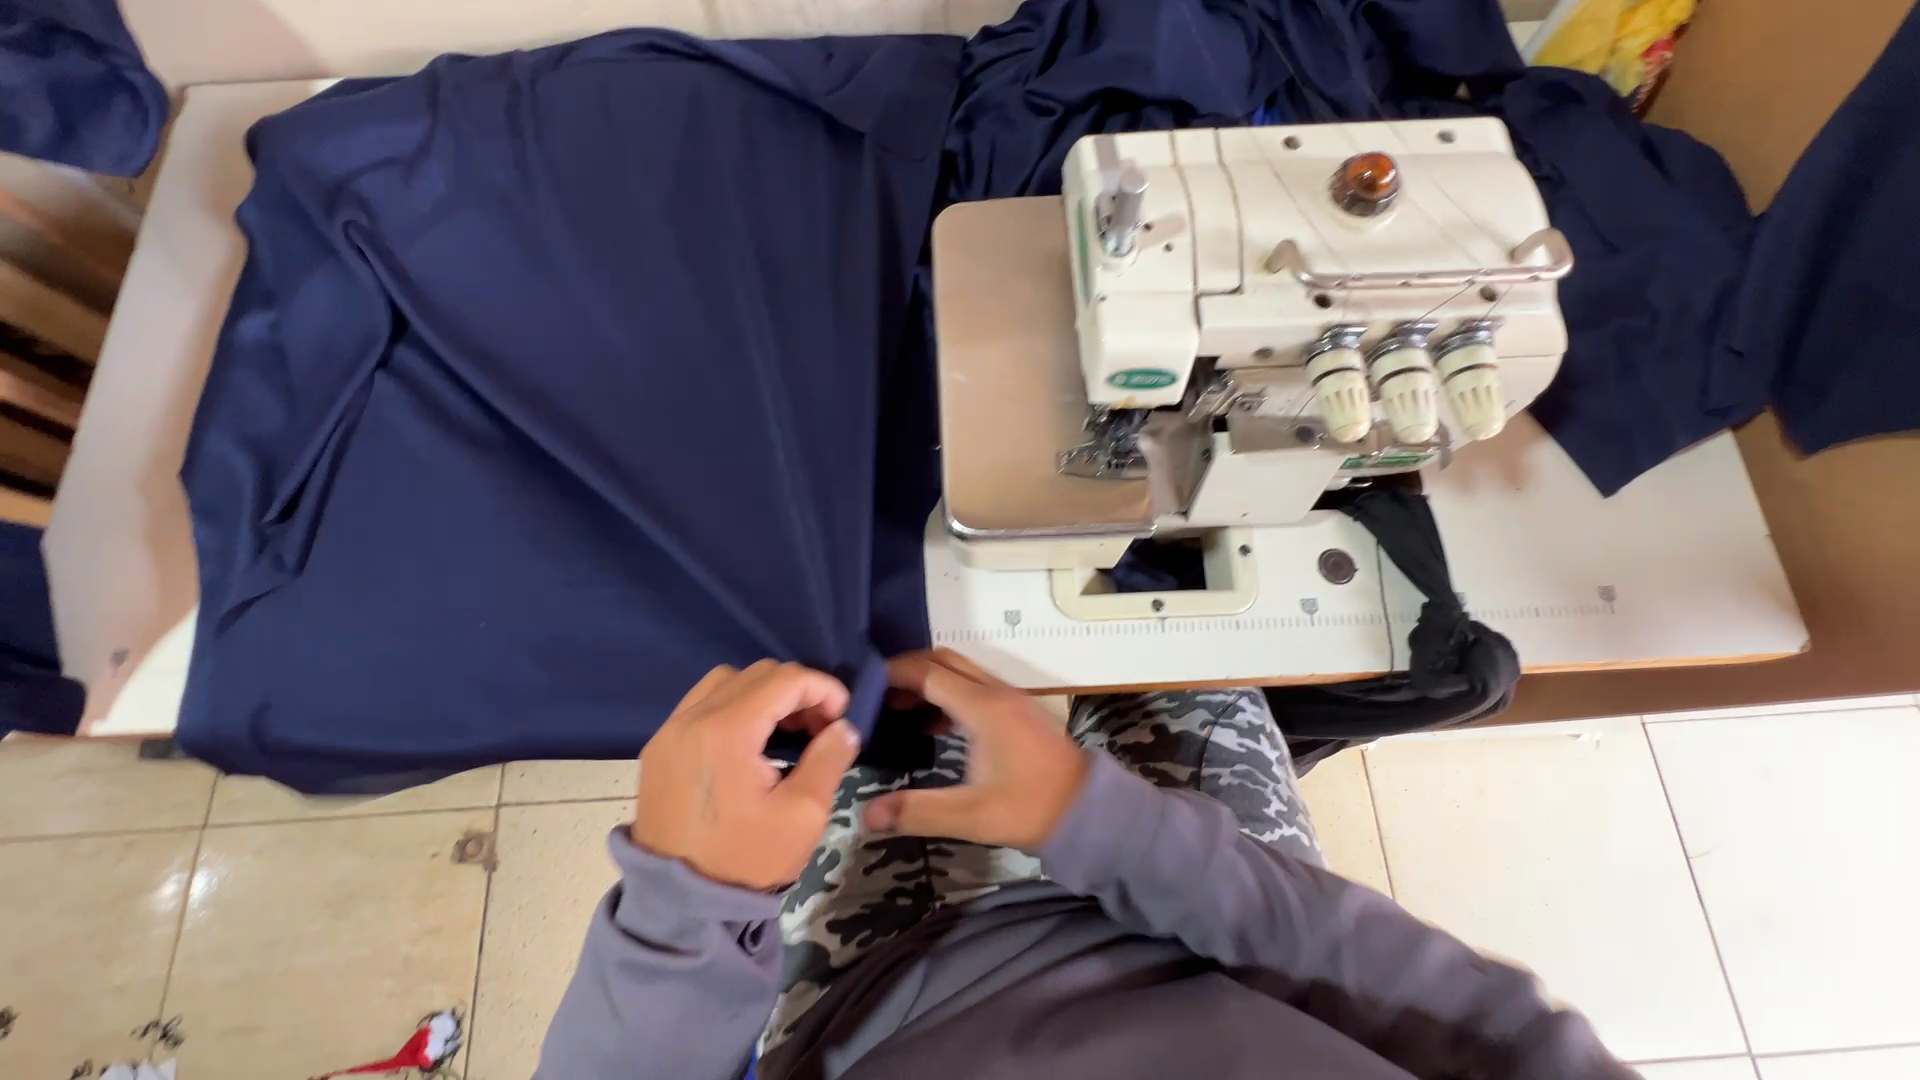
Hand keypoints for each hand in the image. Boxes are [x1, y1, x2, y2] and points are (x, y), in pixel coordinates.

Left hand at [631, 661, 861, 889]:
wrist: (676, 905)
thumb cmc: (744, 860)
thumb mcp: (802, 815)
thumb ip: (828, 759)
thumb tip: (843, 726)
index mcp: (727, 730)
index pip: (784, 679)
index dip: (823, 688)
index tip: (843, 715)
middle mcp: (692, 717)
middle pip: (756, 674)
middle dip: (797, 691)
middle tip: (820, 727)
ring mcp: (669, 731)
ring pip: (725, 681)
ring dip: (763, 694)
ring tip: (786, 730)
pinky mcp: (659, 748)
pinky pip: (701, 704)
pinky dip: (733, 707)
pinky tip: (751, 740)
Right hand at [863, 650, 1087, 852]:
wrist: (1087, 810)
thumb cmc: (1030, 809)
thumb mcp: (971, 816)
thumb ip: (918, 811)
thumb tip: (867, 814)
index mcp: (984, 708)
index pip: (929, 672)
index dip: (894, 673)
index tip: (863, 685)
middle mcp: (996, 692)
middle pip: (944, 661)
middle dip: (907, 671)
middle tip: (875, 694)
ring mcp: (1009, 698)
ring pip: (960, 672)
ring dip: (927, 681)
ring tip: (895, 708)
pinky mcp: (1016, 710)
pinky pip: (974, 687)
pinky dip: (947, 694)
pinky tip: (931, 725)